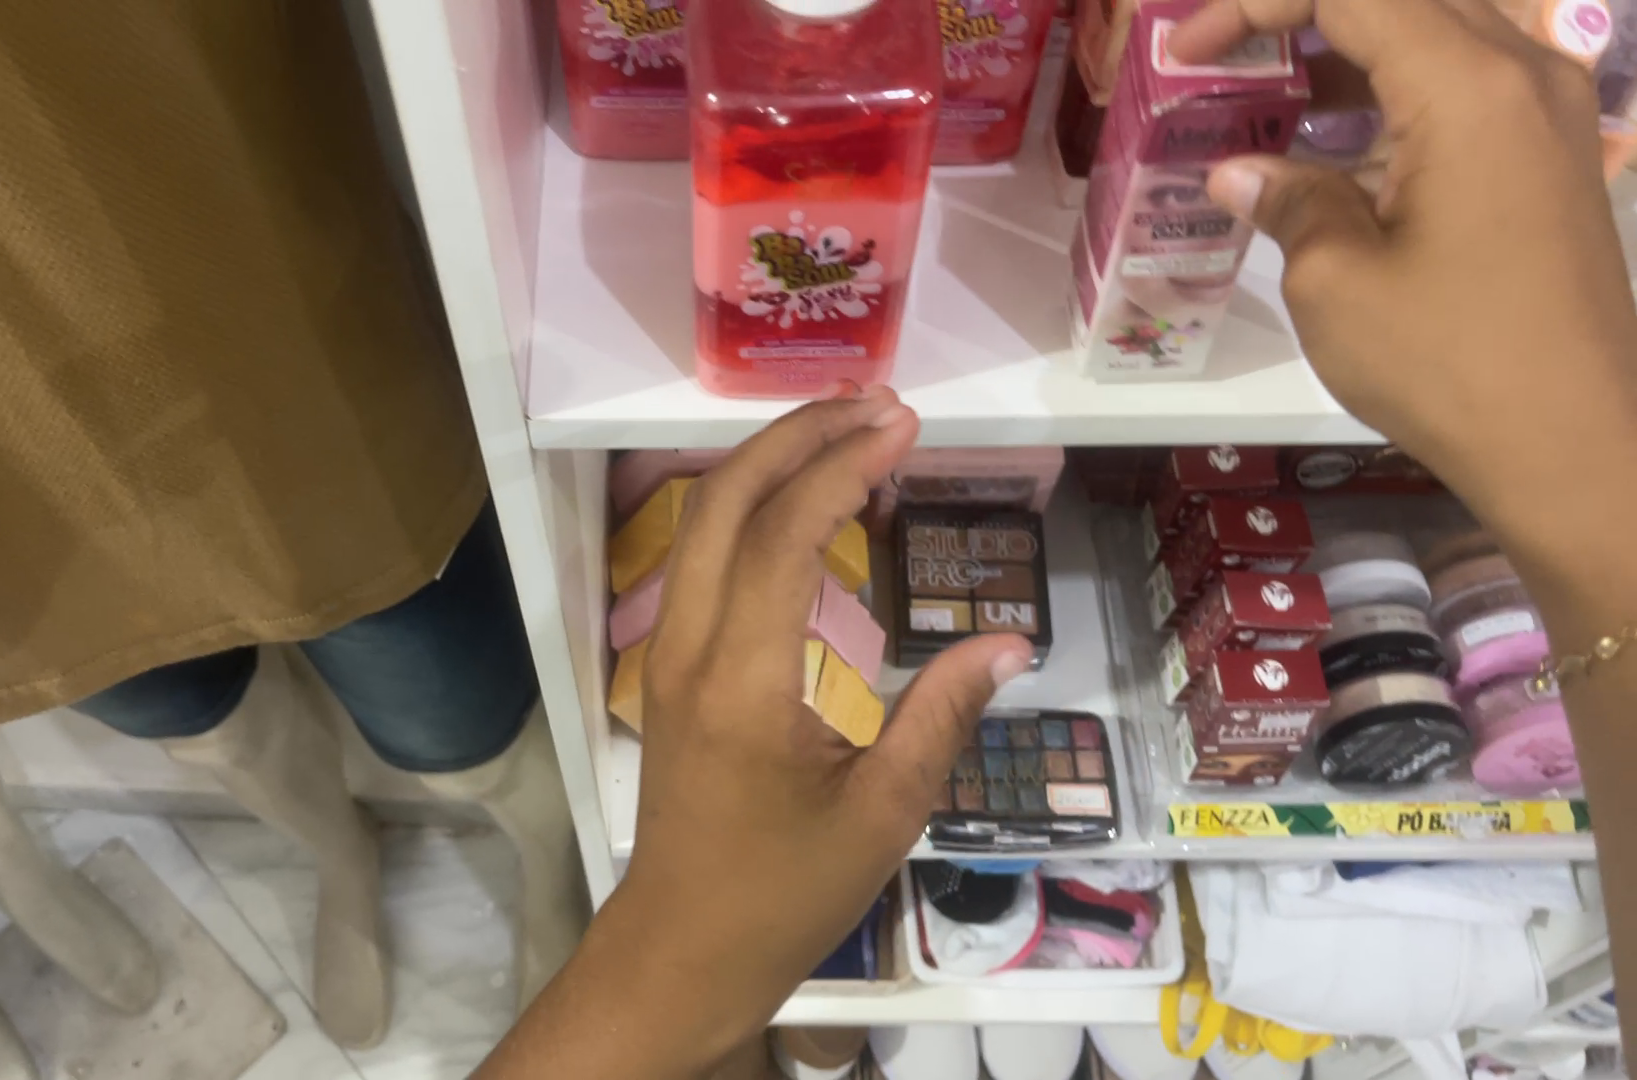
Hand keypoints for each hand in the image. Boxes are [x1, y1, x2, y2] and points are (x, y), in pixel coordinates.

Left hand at [610, 386, 1033, 1064]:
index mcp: (741, 680)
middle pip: (722, 502)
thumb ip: (942, 716)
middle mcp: (688, 645)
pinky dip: (751, 509)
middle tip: (872, 405)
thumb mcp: (883, 815)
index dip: (842, 467)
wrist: (680, 945)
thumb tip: (1009, 642)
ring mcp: (667, 649)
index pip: (783, 537)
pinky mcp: (669, 662)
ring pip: (701, 522)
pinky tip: (803, 505)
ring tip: (844, 432)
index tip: (900, 424)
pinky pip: (702, 558)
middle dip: (794, 436)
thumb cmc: (782, 894)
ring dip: (768, 464)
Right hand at [1169, 0, 1636, 526]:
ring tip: (1267, 89)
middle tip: (1217, 62)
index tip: (1185, 50)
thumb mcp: (1331, 278)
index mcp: (1467, 92)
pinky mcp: (1542, 155)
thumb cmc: (1437, 351)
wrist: (1561, 423)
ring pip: (1443, 32)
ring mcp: (1546, 112)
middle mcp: (1523, 74)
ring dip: (1348, 46)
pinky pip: (1461, 83)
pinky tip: (1333, 134)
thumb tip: (1237, 171)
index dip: (1261, 6)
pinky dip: (1388, 87)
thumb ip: (1289, 202)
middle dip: (1301, 15)